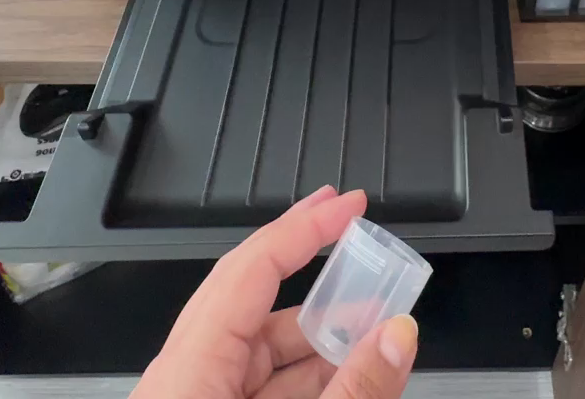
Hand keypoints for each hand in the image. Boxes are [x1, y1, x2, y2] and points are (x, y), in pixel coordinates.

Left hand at [133, 186, 419, 398]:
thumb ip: (353, 391)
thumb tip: (399, 333)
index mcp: (188, 373)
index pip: (251, 267)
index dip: (305, 226)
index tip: (350, 204)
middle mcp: (185, 381)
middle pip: (255, 297)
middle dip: (311, 263)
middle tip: (354, 229)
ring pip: (262, 348)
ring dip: (320, 331)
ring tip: (374, 319)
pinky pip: (262, 386)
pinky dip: (308, 374)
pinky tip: (349, 374)